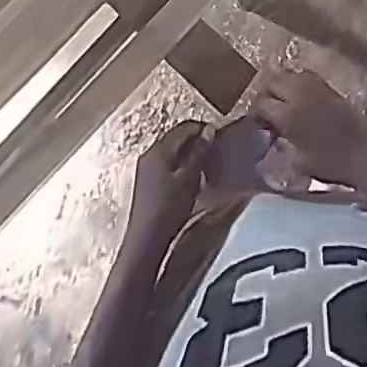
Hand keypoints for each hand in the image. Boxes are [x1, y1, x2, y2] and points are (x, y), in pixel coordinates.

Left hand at [126, 120, 208, 251]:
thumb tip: (209, 129)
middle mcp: (150, 153)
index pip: (184, 127)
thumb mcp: (189, 178)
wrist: (146, 239)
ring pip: (172, 150)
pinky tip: (191, 177)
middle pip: (176, 137)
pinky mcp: (147, 180)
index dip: (203, 128)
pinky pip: (167, 162)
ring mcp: (146, 167)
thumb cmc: (169, 207)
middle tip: (214, 151)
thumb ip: (199, 152)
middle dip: (196, 140)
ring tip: (206, 164)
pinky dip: (181, 163)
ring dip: (189, 153)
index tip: (220, 137)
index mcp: (159, 149)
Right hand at [251, 70, 366, 187]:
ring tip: (283, 103)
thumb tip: (273, 138)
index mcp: (287, 115)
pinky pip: (304, 76)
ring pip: (287, 74)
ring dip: (281, 86)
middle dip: (266, 95)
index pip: (260, 103)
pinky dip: (297, 83)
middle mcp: (298, 94)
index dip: (256, 114)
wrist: (364, 154)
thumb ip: (282, 146)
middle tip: (268, 112)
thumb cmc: (330, 164)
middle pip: (271, 82)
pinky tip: (300, 99)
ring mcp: (314, 87)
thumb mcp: (298, 162)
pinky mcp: (327, 86)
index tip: (259, 126)